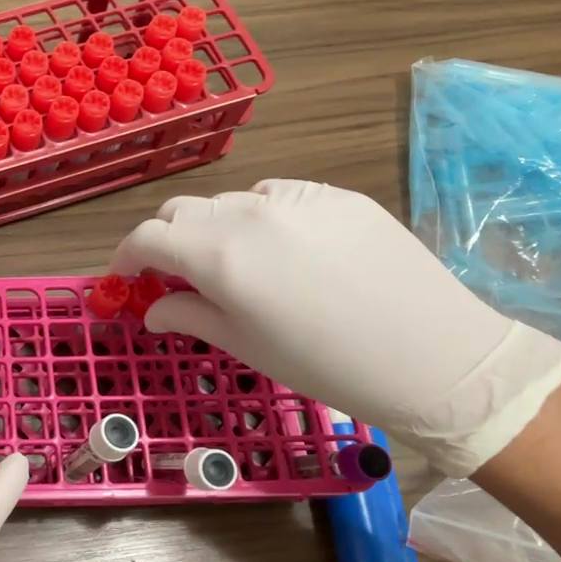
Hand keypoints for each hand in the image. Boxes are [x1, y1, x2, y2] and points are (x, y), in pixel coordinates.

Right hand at [110, 179, 560, 476]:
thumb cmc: (326, 365)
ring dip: (212, 227)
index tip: (126, 276)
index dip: (126, 256)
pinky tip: (284, 250)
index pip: (147, 237)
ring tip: (235, 264)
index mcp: (219, 256)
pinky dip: (260, 216)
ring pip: (228, 200)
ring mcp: (294, 198)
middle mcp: (248, 214)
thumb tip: (152, 309)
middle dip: (166, 240)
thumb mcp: (245, 346)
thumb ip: (188, 316)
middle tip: (176, 276)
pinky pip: (276, 195)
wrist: (434, 356)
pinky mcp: (333, 195)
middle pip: (181, 211)